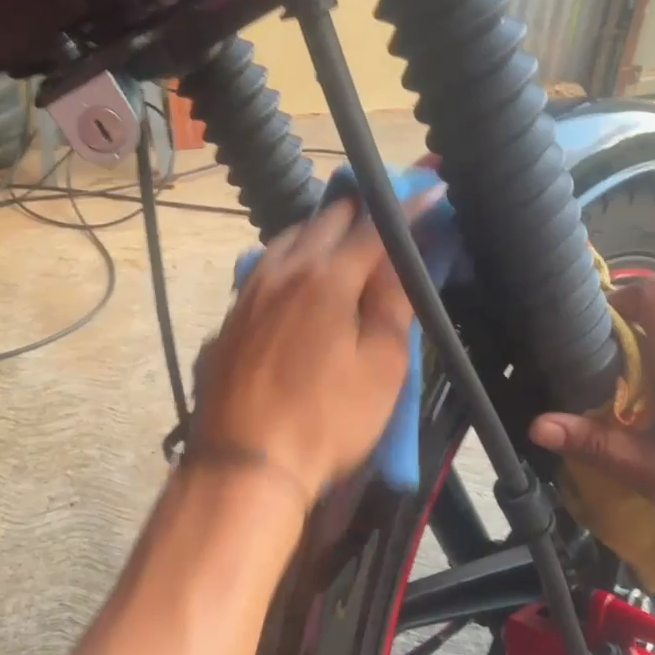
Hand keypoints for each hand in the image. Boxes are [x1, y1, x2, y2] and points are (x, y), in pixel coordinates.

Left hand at [190, 193, 433, 511]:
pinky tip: (290, 289)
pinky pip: (258, 277)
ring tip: (337, 245)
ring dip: (316, 235)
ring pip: (283, 244)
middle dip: (358, 212)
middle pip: (323, 222)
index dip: (406, 208)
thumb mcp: (381, 366)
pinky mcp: (225, 324)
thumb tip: (405, 255)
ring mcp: (245, 296)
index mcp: (326, 278)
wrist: (244, 464)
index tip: (429, 190)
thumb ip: (394, 303)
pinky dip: (284, 268)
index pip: (374, 227)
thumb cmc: (326, 420)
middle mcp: (280, 273)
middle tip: (383, 219)